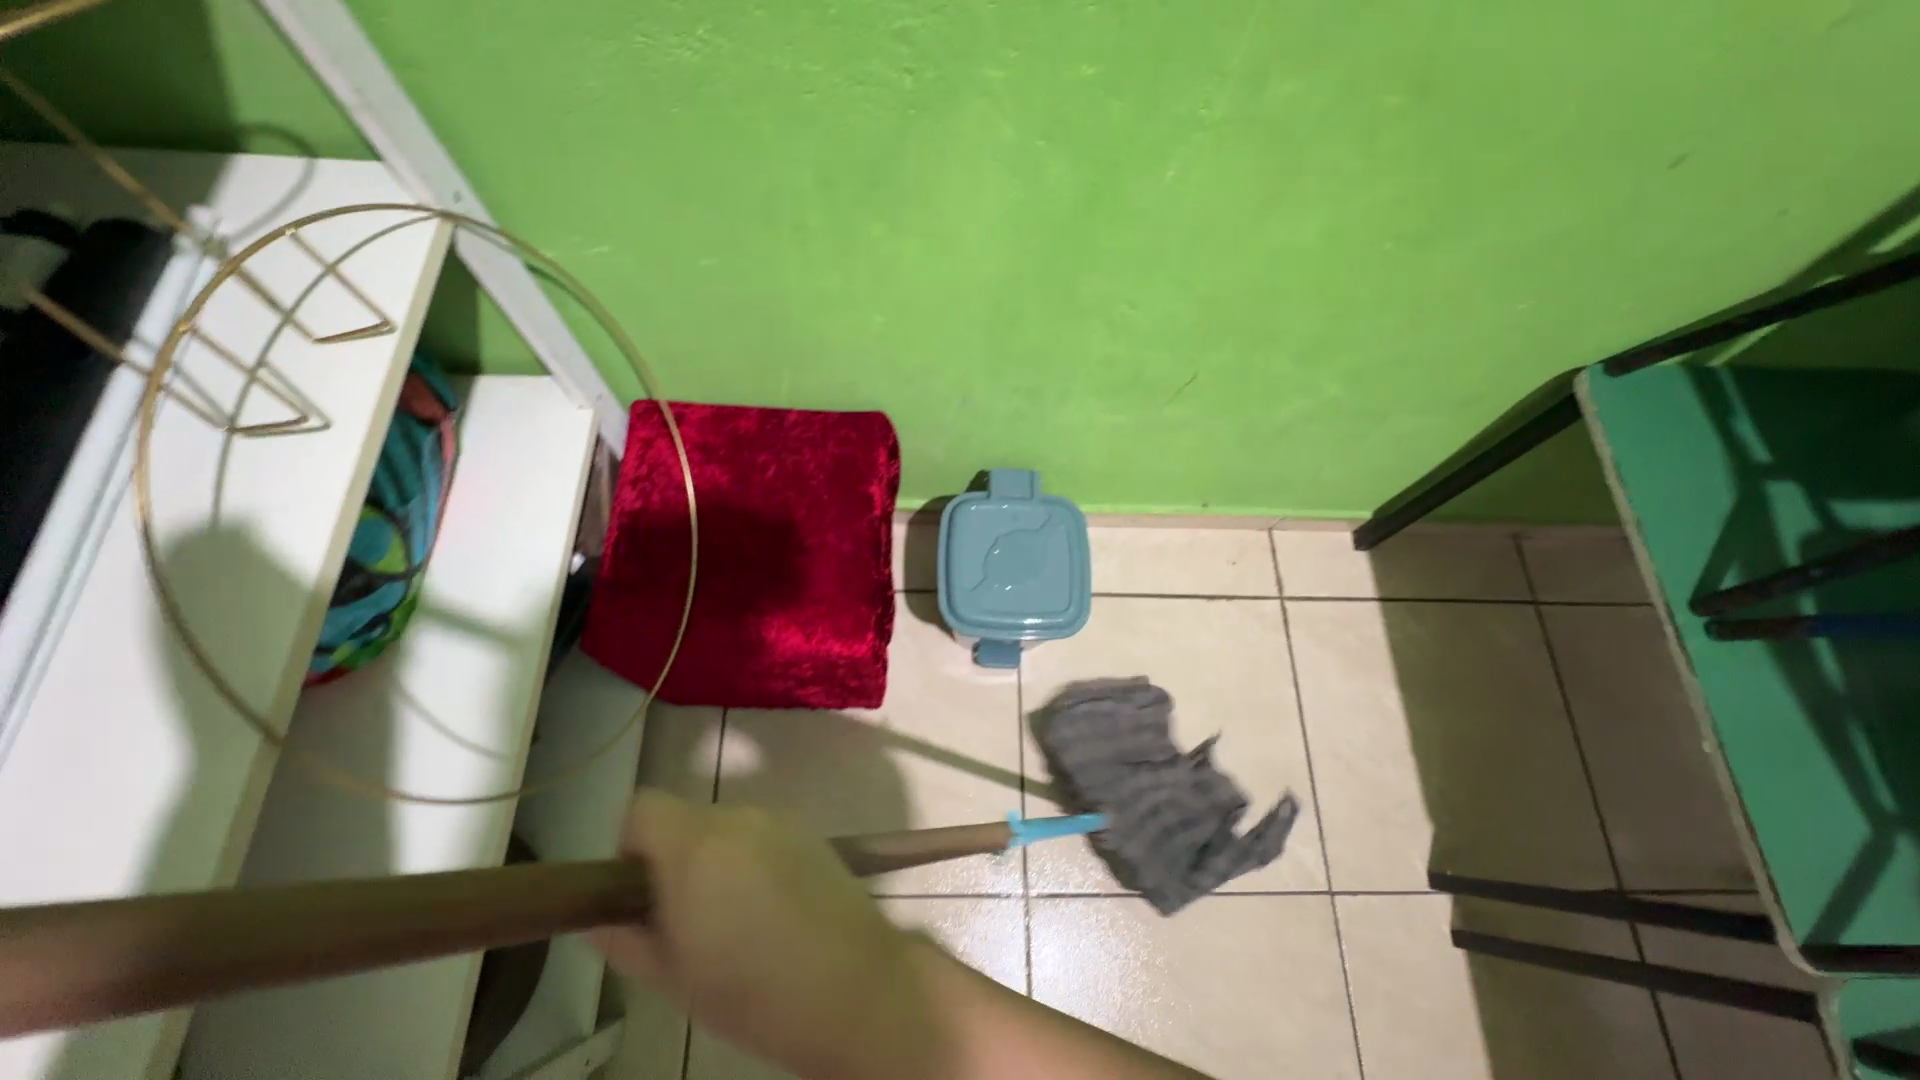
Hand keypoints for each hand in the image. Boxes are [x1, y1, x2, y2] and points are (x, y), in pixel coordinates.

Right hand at [591, 790, 941, 1078]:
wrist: (853, 987)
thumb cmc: (750, 991)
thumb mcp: (671, 978)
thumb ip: (626, 940)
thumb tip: (601, 920)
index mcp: (695, 845)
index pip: (641, 807)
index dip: (631, 847)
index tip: (641, 894)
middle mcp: (738, 818)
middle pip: (687, 819)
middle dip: (676, 859)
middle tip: (688, 918)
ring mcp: (781, 822)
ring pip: (727, 830)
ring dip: (717, 861)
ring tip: (737, 921)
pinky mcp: (813, 836)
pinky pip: (763, 838)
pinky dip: (754, 862)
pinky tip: (774, 912)